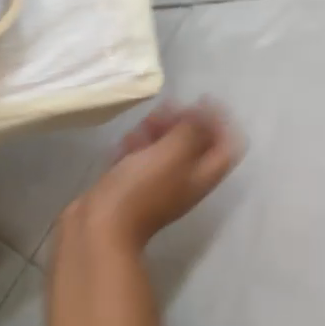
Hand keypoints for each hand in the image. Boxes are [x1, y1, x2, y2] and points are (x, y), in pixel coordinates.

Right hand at [70, 101, 240, 247]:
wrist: (99, 225)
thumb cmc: (138, 189)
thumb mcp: (171, 155)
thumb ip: (190, 131)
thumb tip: (200, 112)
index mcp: (201, 175)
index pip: (226, 145)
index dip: (219, 121)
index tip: (201, 100)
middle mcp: (183, 182)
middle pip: (193, 148)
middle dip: (183, 124)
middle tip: (165, 109)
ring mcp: (154, 187)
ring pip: (163, 154)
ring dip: (157, 134)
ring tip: (142, 121)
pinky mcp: (128, 188)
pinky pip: (138, 163)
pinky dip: (135, 148)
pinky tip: (122, 142)